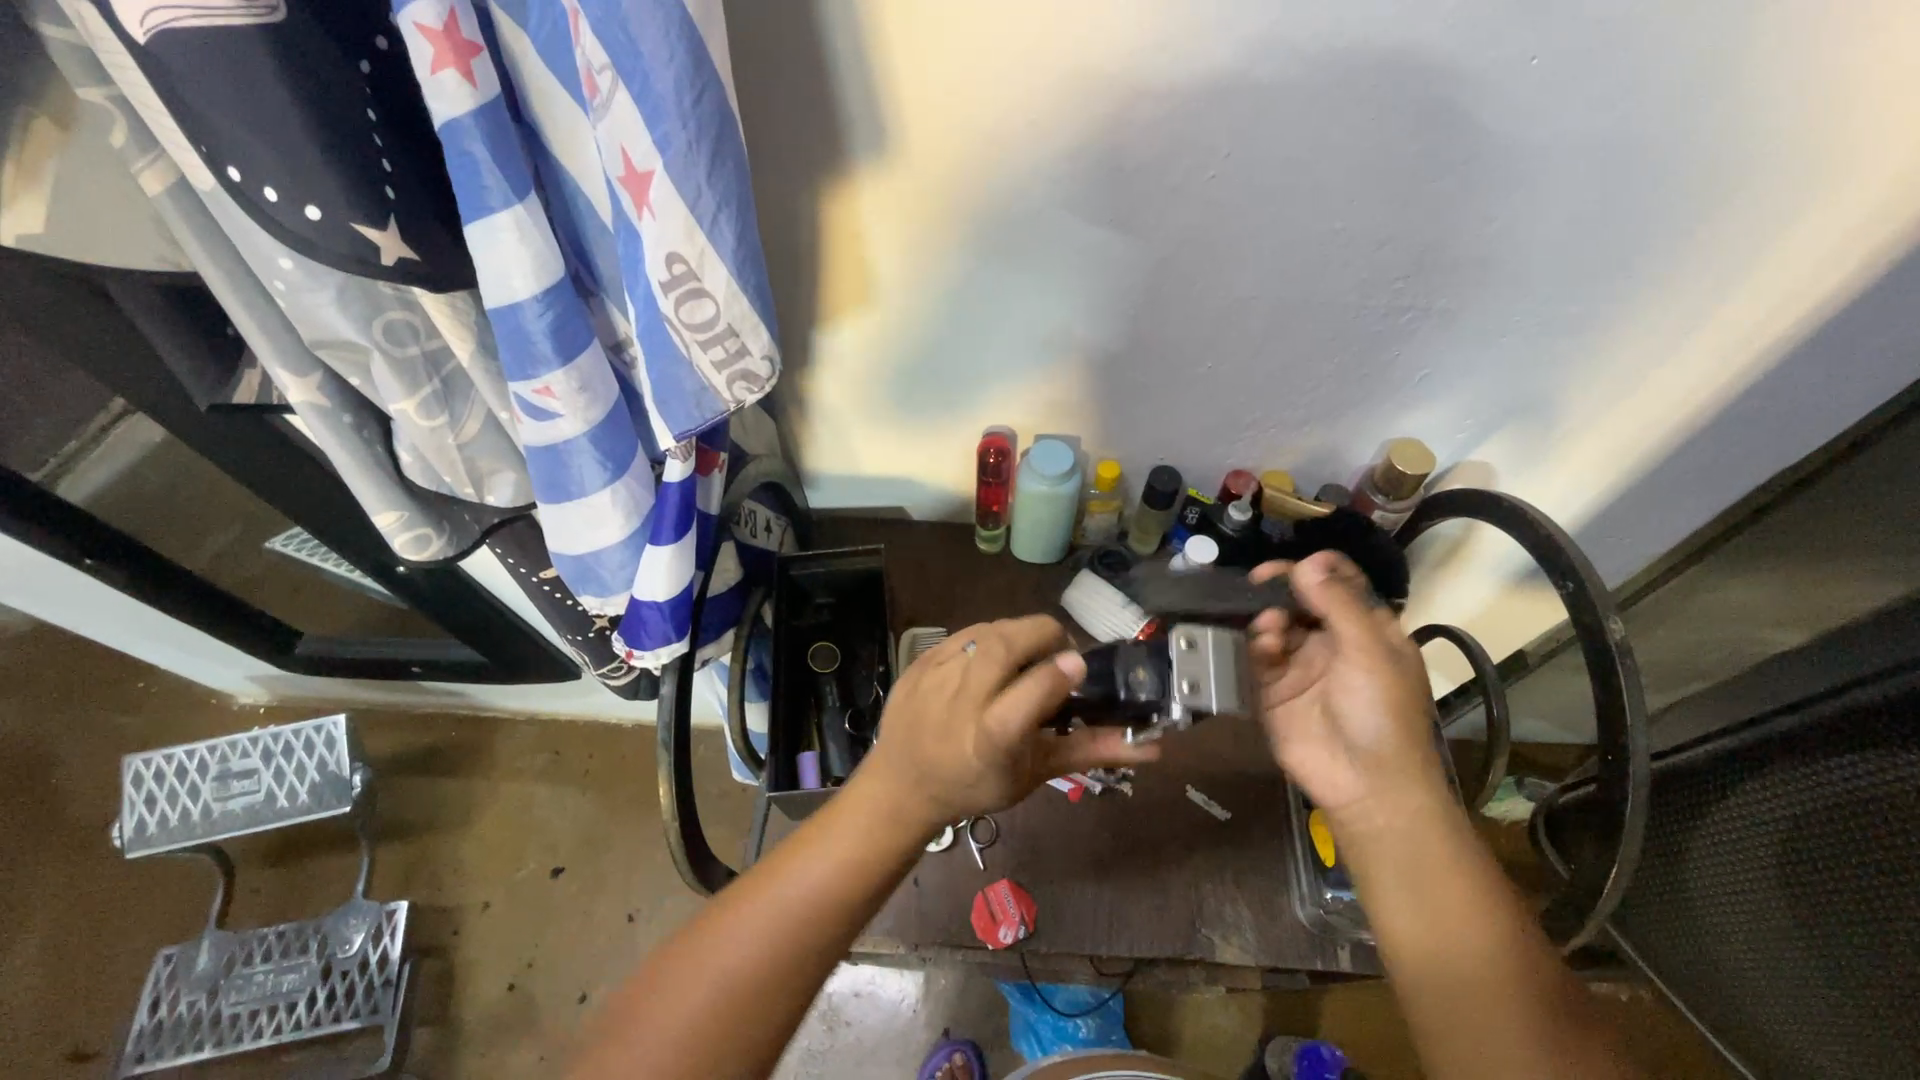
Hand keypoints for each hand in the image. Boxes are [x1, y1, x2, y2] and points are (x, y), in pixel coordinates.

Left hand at [857, 615, 1160, 830]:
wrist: (903, 784)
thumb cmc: (976, 784)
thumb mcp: (1035, 773)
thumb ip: (1090, 750)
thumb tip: (1153, 746)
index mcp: (991, 737)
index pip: (1033, 690)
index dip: (1061, 672)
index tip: (1080, 665)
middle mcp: (960, 700)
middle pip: (1005, 644)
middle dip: (1044, 635)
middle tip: (1060, 653)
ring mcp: (934, 676)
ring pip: (987, 631)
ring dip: (1018, 633)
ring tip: (1030, 654)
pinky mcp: (918, 662)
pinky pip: (964, 633)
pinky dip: (988, 637)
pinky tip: (995, 657)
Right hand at [1247, 551, 1451, 834]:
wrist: (1367, 783)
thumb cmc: (1382, 711)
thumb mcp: (1370, 651)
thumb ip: (1337, 604)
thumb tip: (1307, 561)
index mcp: (1367, 630)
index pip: (1340, 585)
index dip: (1317, 569)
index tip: (1294, 564)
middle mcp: (1331, 643)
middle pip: (1299, 602)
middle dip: (1280, 590)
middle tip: (1259, 581)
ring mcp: (1300, 667)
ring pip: (1275, 627)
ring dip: (1268, 619)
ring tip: (1269, 626)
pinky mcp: (1272, 692)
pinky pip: (1257, 659)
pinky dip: (1256, 647)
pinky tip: (1263, 647)